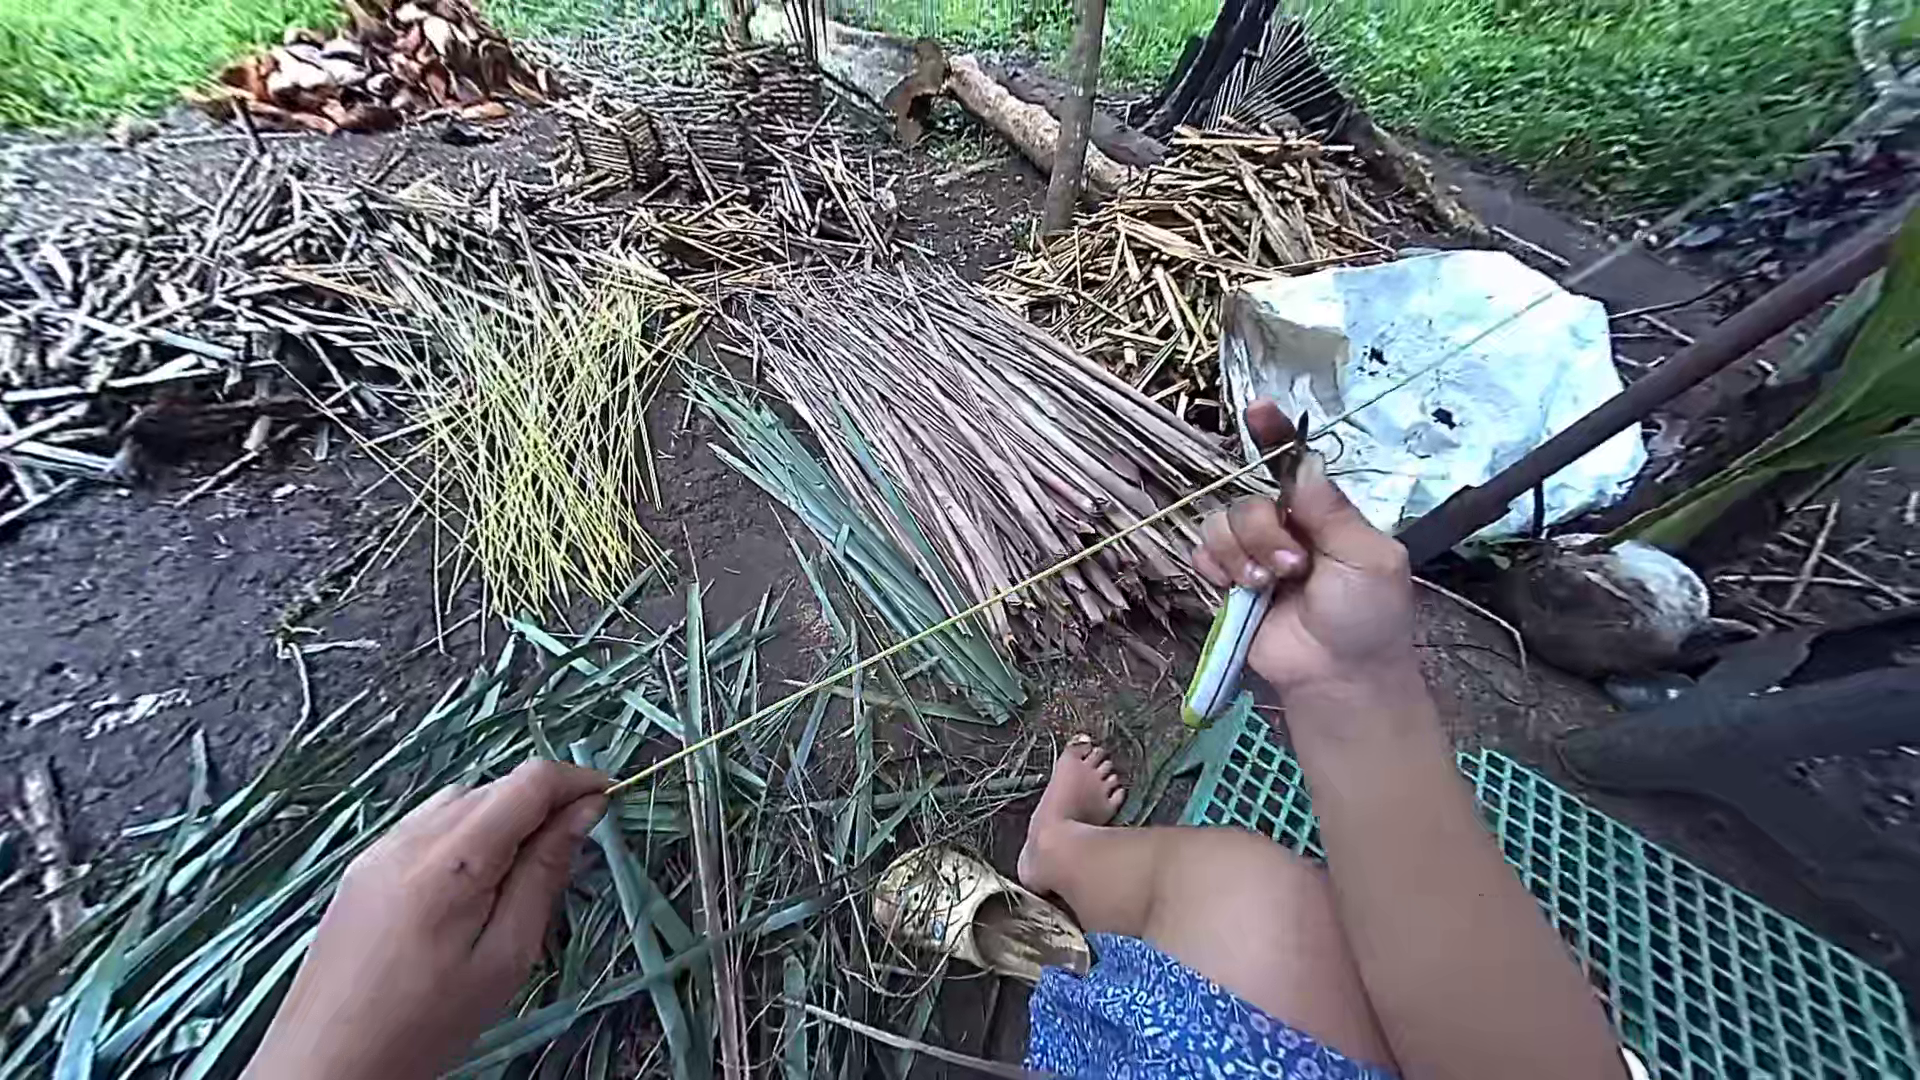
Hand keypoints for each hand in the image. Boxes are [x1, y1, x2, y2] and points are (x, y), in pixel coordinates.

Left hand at [244, 759, 608, 1079]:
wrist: (316, 1079)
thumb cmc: (427, 1024)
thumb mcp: (508, 952)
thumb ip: (548, 870)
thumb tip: (588, 808)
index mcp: (452, 861)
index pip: (531, 780)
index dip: (579, 780)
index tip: (608, 802)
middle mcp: (412, 838)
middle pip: (503, 783)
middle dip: (550, 799)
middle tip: (573, 842)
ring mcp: (381, 847)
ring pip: (471, 794)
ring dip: (512, 808)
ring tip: (523, 858)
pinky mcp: (364, 864)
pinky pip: (436, 816)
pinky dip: (474, 821)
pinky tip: (475, 867)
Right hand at [1192, 405, 1416, 702]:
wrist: (1335, 673)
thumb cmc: (1366, 615)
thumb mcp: (1367, 559)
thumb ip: (1332, 512)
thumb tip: (1304, 463)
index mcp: (1319, 514)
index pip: (1290, 466)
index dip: (1273, 436)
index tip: (1257, 409)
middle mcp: (1281, 526)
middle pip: (1246, 501)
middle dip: (1264, 534)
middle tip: (1292, 568)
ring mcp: (1250, 553)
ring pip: (1219, 525)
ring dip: (1241, 556)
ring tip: (1267, 586)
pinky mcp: (1225, 579)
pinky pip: (1201, 553)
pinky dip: (1215, 567)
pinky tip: (1236, 587)